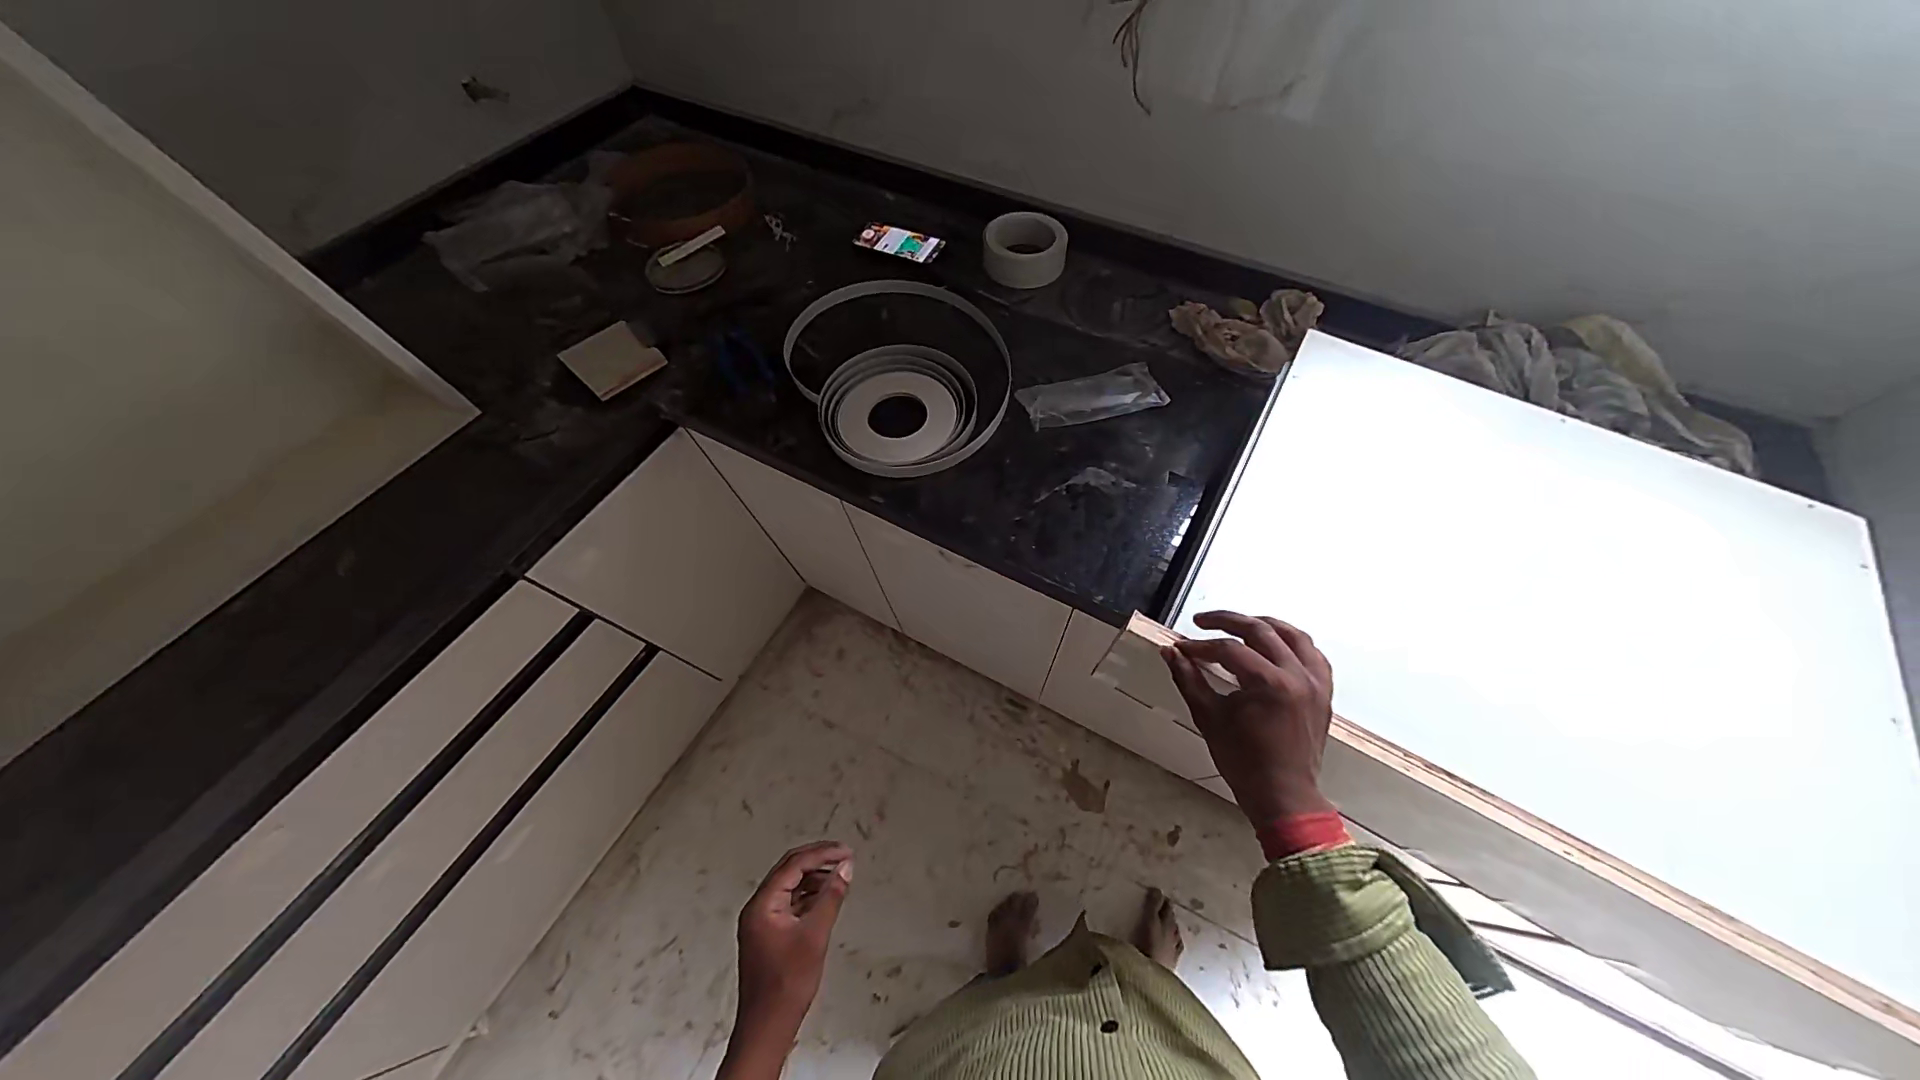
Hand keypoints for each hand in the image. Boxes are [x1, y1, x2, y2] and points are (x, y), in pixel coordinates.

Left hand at [735, 841, 852, 1033]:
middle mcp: (757, 908)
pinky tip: (826, 896)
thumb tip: (844, 869)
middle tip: (843, 855)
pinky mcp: (769, 933)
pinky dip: (809, 894)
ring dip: (814, 876)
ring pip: (790, 885)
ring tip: (839, 874)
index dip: (822, 854)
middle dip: (817, 859)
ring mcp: (761, 921)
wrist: (768, 1025)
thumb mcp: (815, 934)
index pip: (794, 865)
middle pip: (789, 870)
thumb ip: (831, 896)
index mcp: (762, 905)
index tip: (844, 852)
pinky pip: (790, 901)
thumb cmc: (785, 986)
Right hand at [1162, 612, 1336, 825]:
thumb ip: (1188, 679)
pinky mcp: (1323, 693)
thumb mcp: (1208, 717)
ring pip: (1292, 635)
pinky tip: (1275, 643)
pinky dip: (1292, 643)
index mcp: (1270, 684)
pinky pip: (1313, 654)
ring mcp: (1315, 684)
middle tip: (1203, 621)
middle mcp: (1297, 677)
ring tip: (1239, 623)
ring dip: (1263, 624)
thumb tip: (1171, 653)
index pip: (1228, 650)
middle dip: (1227, 621)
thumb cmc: (1245, 763)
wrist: (1282, 795)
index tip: (1182, 649)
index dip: (1200, 646)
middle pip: (1260, 631)